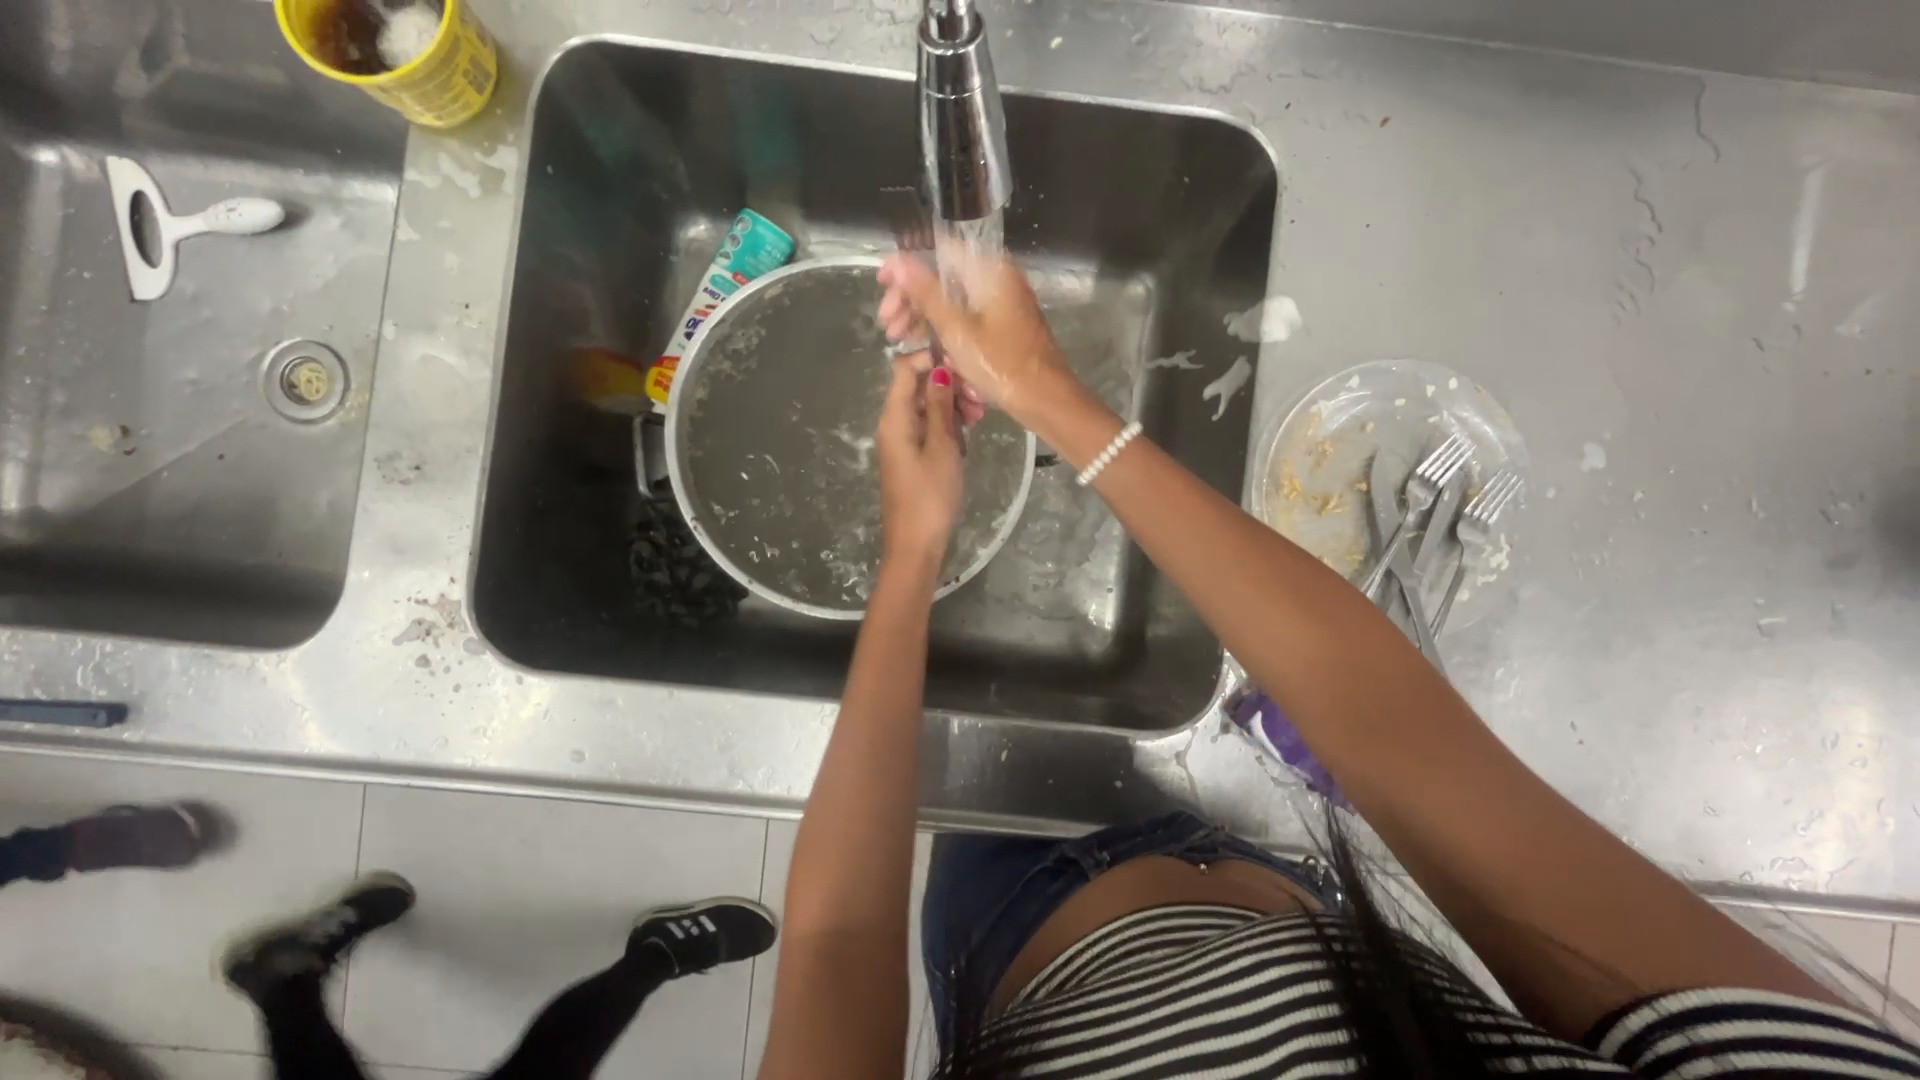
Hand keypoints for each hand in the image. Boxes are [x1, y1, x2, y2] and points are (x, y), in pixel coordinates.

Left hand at [875, 352, 963, 565]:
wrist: (916, 544)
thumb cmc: (931, 496)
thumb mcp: (943, 447)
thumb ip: (942, 406)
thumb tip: (939, 368)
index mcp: (894, 417)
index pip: (904, 367)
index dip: (932, 359)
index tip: (964, 368)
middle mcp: (893, 423)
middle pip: (918, 386)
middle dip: (949, 385)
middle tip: (979, 403)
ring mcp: (902, 440)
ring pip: (928, 407)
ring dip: (953, 408)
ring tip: (978, 421)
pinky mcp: (912, 456)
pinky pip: (929, 428)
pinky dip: (948, 426)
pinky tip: (967, 438)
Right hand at [876, 243, 1079, 426]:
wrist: (1046, 398)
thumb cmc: (1001, 364)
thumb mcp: (956, 330)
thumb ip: (925, 293)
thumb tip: (897, 261)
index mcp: (989, 269)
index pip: (938, 250)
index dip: (905, 264)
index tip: (882, 285)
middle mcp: (997, 277)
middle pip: (943, 274)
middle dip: (910, 296)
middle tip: (887, 323)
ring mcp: (1001, 300)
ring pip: (951, 297)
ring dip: (922, 314)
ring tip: (897, 338)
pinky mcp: (1002, 322)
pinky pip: (965, 314)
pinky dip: (942, 325)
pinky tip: (922, 343)